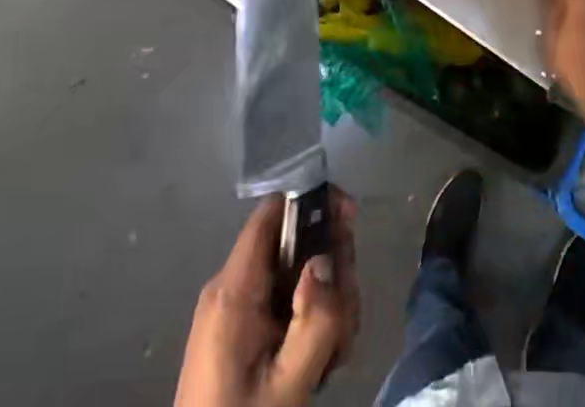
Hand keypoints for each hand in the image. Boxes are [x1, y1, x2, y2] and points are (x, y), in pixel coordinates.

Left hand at [174, 191, 359, 406]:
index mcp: (234, 291)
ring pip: (301, 273)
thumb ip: (316, 318)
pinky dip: (315, 320)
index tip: (351, 216)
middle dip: (333, 270)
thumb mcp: (290, 383)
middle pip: (295, 242)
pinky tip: (324, 359)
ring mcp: (238, 307)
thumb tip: (326, 259)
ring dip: (330, 304)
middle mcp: (233, 287)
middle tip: (346, 320)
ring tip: (335, 354)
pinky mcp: (245, 327)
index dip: (312, 202)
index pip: (271, 213)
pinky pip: (290, 300)